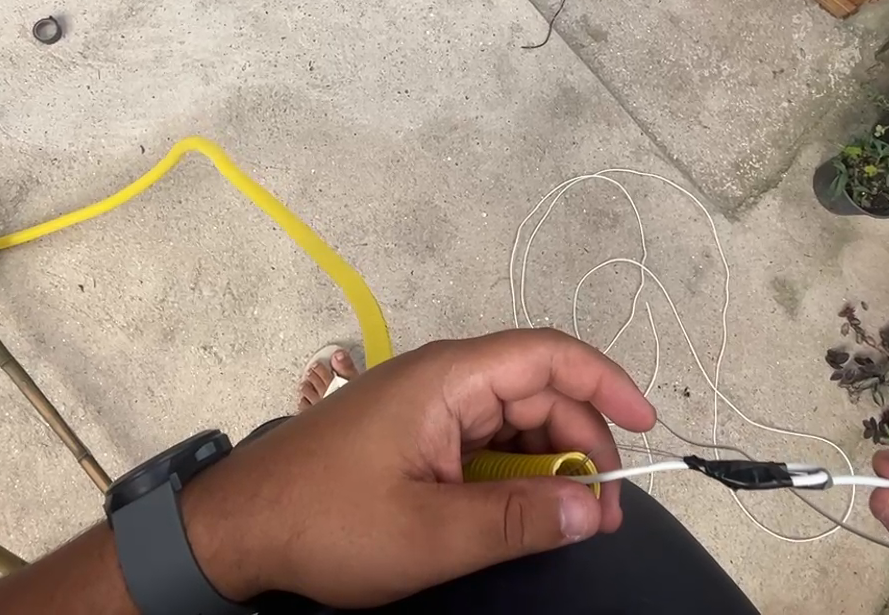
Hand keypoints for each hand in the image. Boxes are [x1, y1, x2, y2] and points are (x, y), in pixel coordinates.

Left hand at [178, 329, 655, 607]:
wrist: (243, 525)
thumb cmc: (329, 520)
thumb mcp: (431, 533)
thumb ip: (518, 518)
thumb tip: (595, 507)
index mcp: (449, 378)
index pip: (545, 355)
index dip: (603, 381)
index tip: (645, 426)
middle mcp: (444, 378)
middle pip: (536, 389)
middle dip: (582, 440)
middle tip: (606, 510)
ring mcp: (430, 405)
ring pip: (514, 417)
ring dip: (552, 460)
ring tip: (576, 518)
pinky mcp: (418, 433)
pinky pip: (484, 440)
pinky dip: (516, 472)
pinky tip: (528, 510)